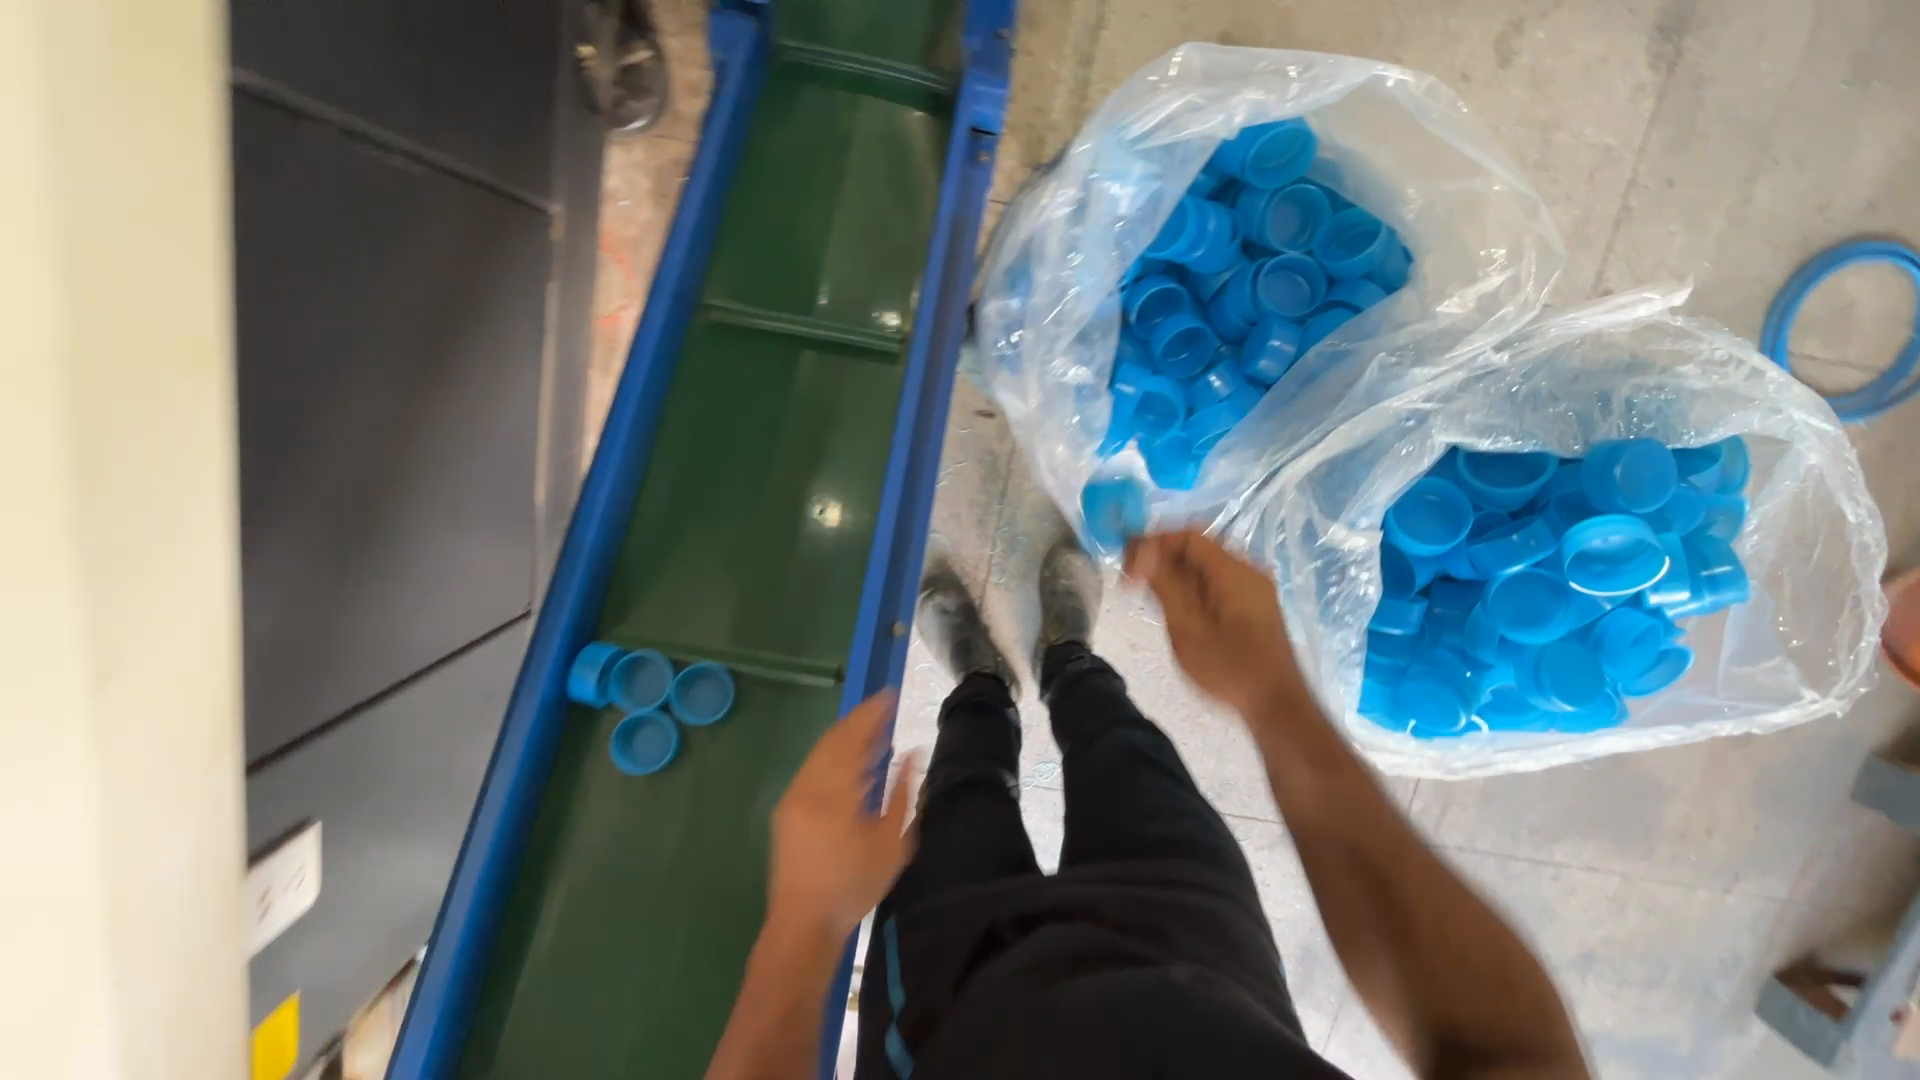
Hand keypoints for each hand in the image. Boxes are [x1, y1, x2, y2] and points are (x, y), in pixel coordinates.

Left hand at [767, 690, 917, 939]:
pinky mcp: (787, 809)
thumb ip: (903, 793)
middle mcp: (808, 786)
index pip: (854, 737)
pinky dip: (834, 756)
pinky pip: (813, 768)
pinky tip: (852, 761)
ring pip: (821, 752)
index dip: (873, 714)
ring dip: (847, 737)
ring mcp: (793, 796)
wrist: (803, 924)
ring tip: (874, 730)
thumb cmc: (853, 886)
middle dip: (860, 720)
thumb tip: (912, 755)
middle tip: (884, 707)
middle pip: (834, 739)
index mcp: (834, 791)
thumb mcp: (892, 844)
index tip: (890, 696)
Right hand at [1125, 529, 1303, 715]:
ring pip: (1206, 566)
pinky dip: (1192, 587)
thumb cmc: (1228, 669)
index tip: (1127, 566)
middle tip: (1131, 580)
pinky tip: (1175, 609)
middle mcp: (1248, 571)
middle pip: (1197, 548)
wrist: (1277, 706)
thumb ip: (1164, 584)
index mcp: (1233, 570)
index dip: (1152, 543)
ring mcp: (1254, 588)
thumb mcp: (1187, 626)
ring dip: (1174, 573)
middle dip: (1161, 558)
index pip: (1187, 536)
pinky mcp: (1255, 606)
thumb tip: (1143, 550)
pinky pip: (1217, 582)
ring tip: (1147, 595)